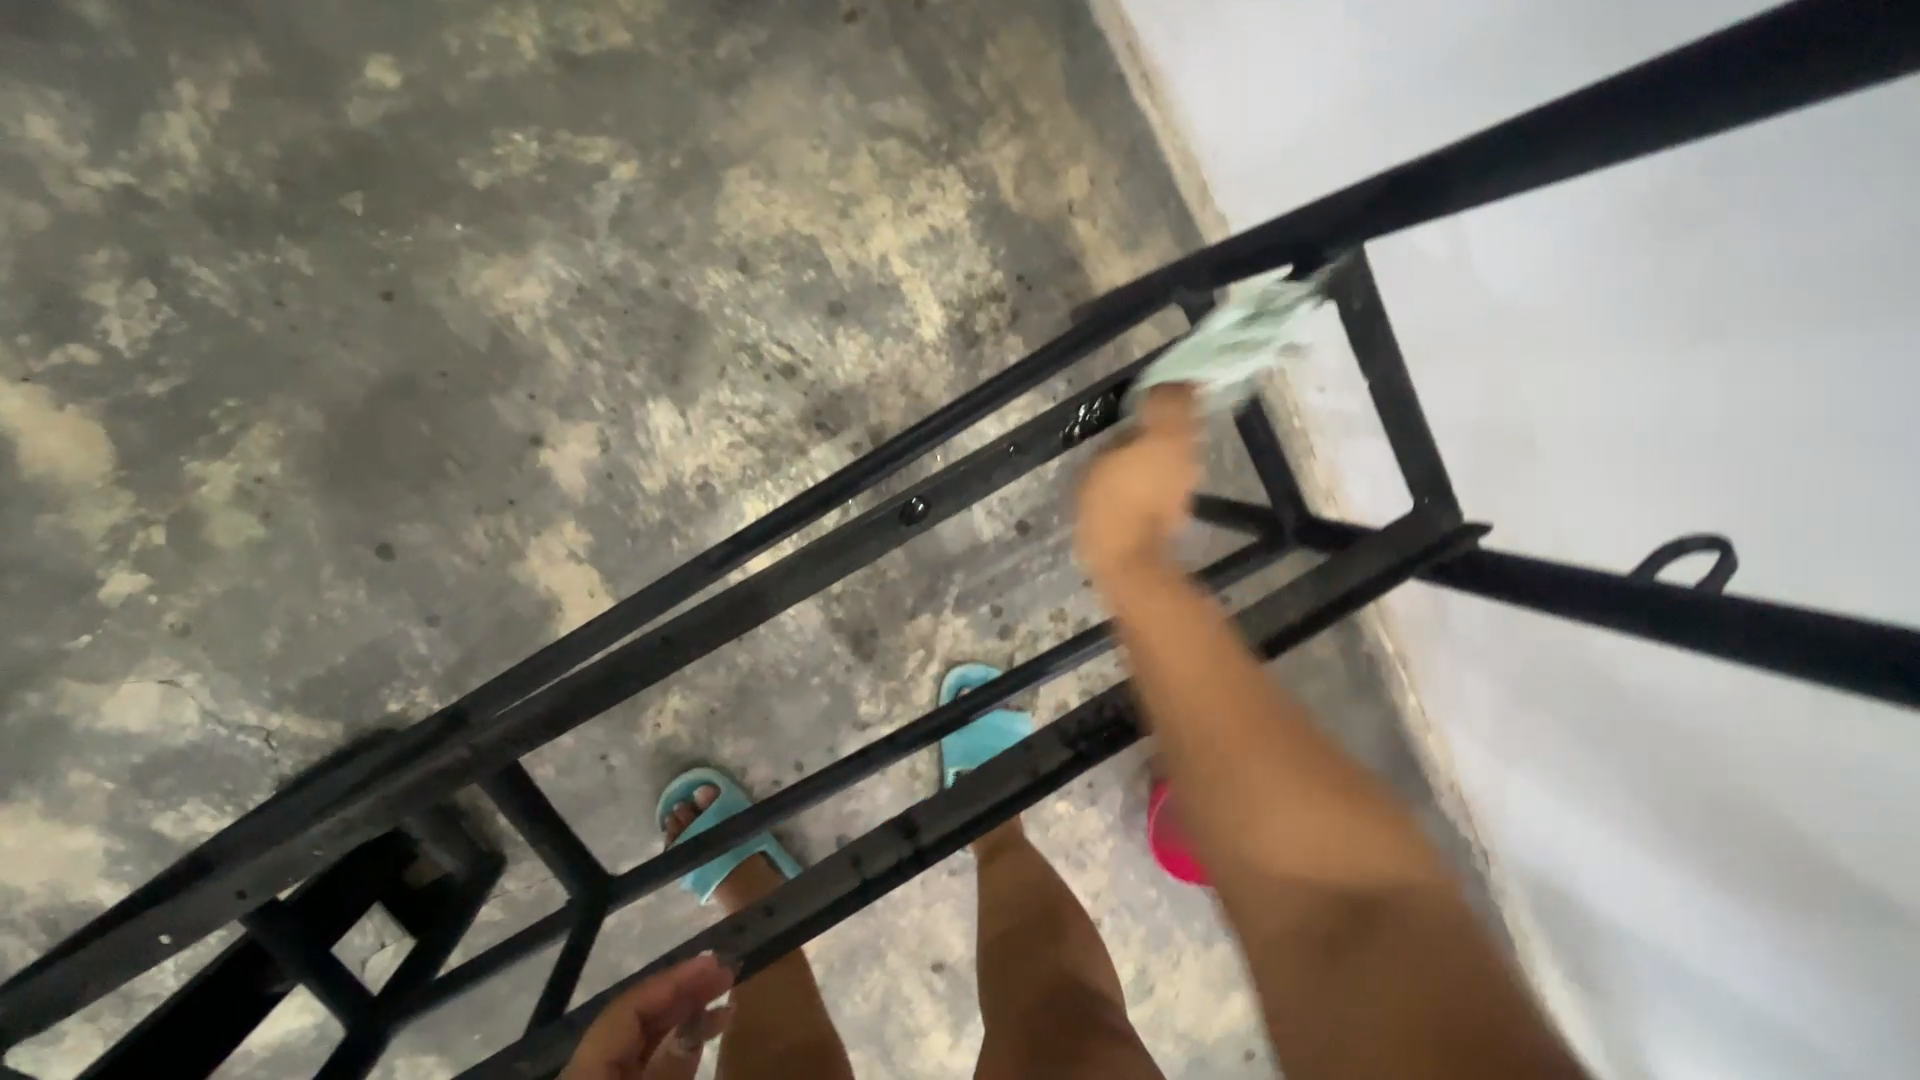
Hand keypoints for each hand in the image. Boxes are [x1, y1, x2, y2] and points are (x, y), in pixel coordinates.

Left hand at [559, 953, 734, 1079]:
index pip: (629, 1006)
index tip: (713, 961)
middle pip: (636, 1019)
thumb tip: (694, 1029)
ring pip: (643, 1042)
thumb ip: (665, 1070)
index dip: (672, 980)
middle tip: (727, 974)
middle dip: (683, 994)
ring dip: (685, 1020)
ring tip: (726, 1005)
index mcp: (584, 1065)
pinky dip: (675, 1050)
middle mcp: (589, 1067)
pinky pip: (644, 1066)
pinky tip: (703, 1038)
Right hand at [1074, 384, 1200, 587]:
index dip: (1166, 387)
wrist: (1129, 560)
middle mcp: (1189, 452)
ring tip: (1131, 450)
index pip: (1180, 394)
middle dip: (1164, 417)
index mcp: (1169, 434)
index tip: (1149, 388)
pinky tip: (1136, 478)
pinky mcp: (1183, 502)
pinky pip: (1171, 473)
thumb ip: (1122, 439)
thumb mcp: (1100, 460)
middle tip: (1137, 417)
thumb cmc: (1110, 504)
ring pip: (1179, 448)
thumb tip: (1134, 431)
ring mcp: (1189, 479)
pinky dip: (1158, 470)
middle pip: (1183, 421)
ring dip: (1161, 445)